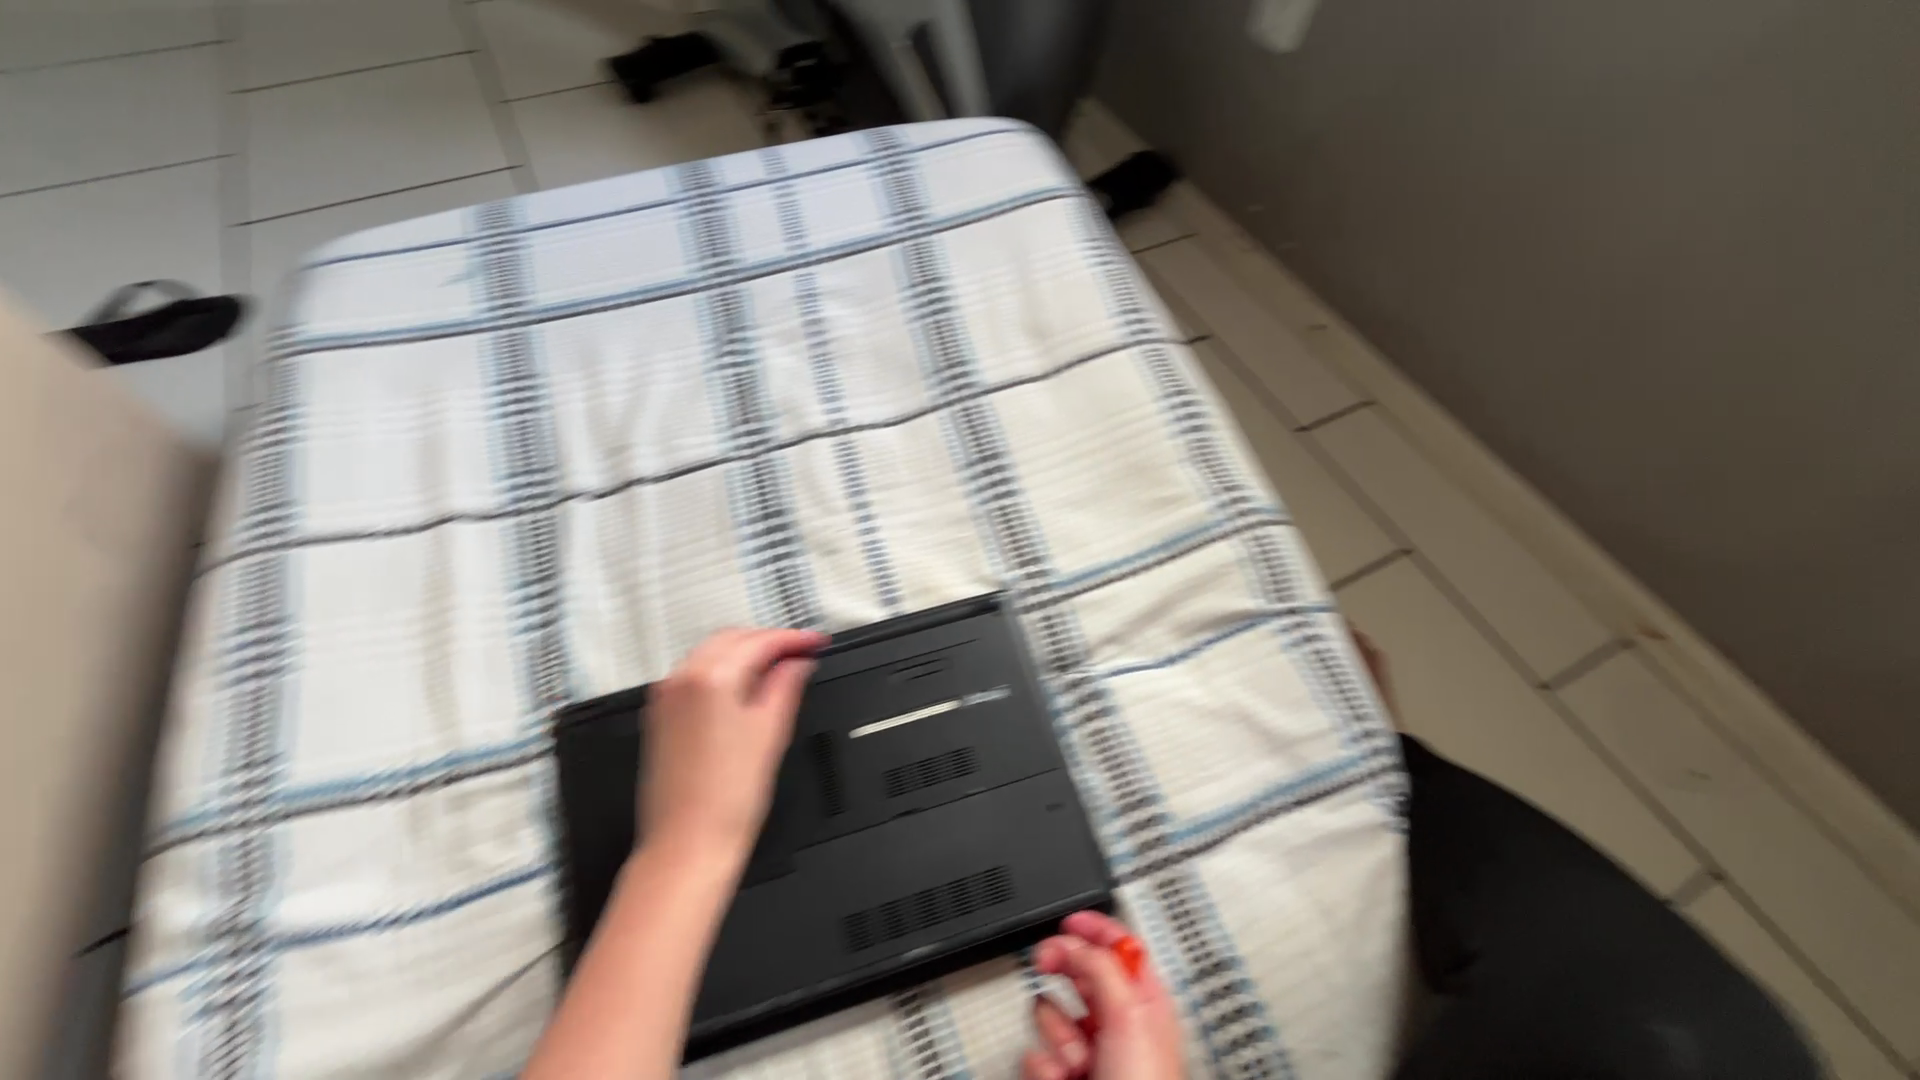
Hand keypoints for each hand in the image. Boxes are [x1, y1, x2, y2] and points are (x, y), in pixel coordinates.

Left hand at [640, 627, 828, 858]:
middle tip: (800, 652)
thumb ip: (786, 686)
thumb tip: (797, 664)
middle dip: (768, 641)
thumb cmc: (727, 799)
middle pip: (732, 639)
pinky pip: (694, 675)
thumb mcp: (771, 732)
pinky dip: (723, 671)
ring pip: (711, 654)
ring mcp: (666, 698)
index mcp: (711, 678)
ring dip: (745, 653)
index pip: (760, 641)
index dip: (794, 639)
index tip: (815, 642)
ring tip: (778, 669)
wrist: (688, 843)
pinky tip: (744, 687)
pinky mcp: (660, 716)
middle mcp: (681, 680)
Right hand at [1026, 911, 1184, 1079]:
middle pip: (1082, 973)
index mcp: (1146, 1000)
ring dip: (1055, 1032)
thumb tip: (1078, 943)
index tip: (1067, 919)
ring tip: (1072, 1058)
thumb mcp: (1129, 1015)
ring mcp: (1093, 1051)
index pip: (1121, 947)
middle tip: (1045, 961)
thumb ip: (1104, 968)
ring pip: (1054, 1013)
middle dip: (1061, 972)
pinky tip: (1060, 1078)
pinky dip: (1044, 1064)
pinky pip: (1039, 1053)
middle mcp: (1120, 1021)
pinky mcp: (1069, 1077)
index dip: (1093, 927)